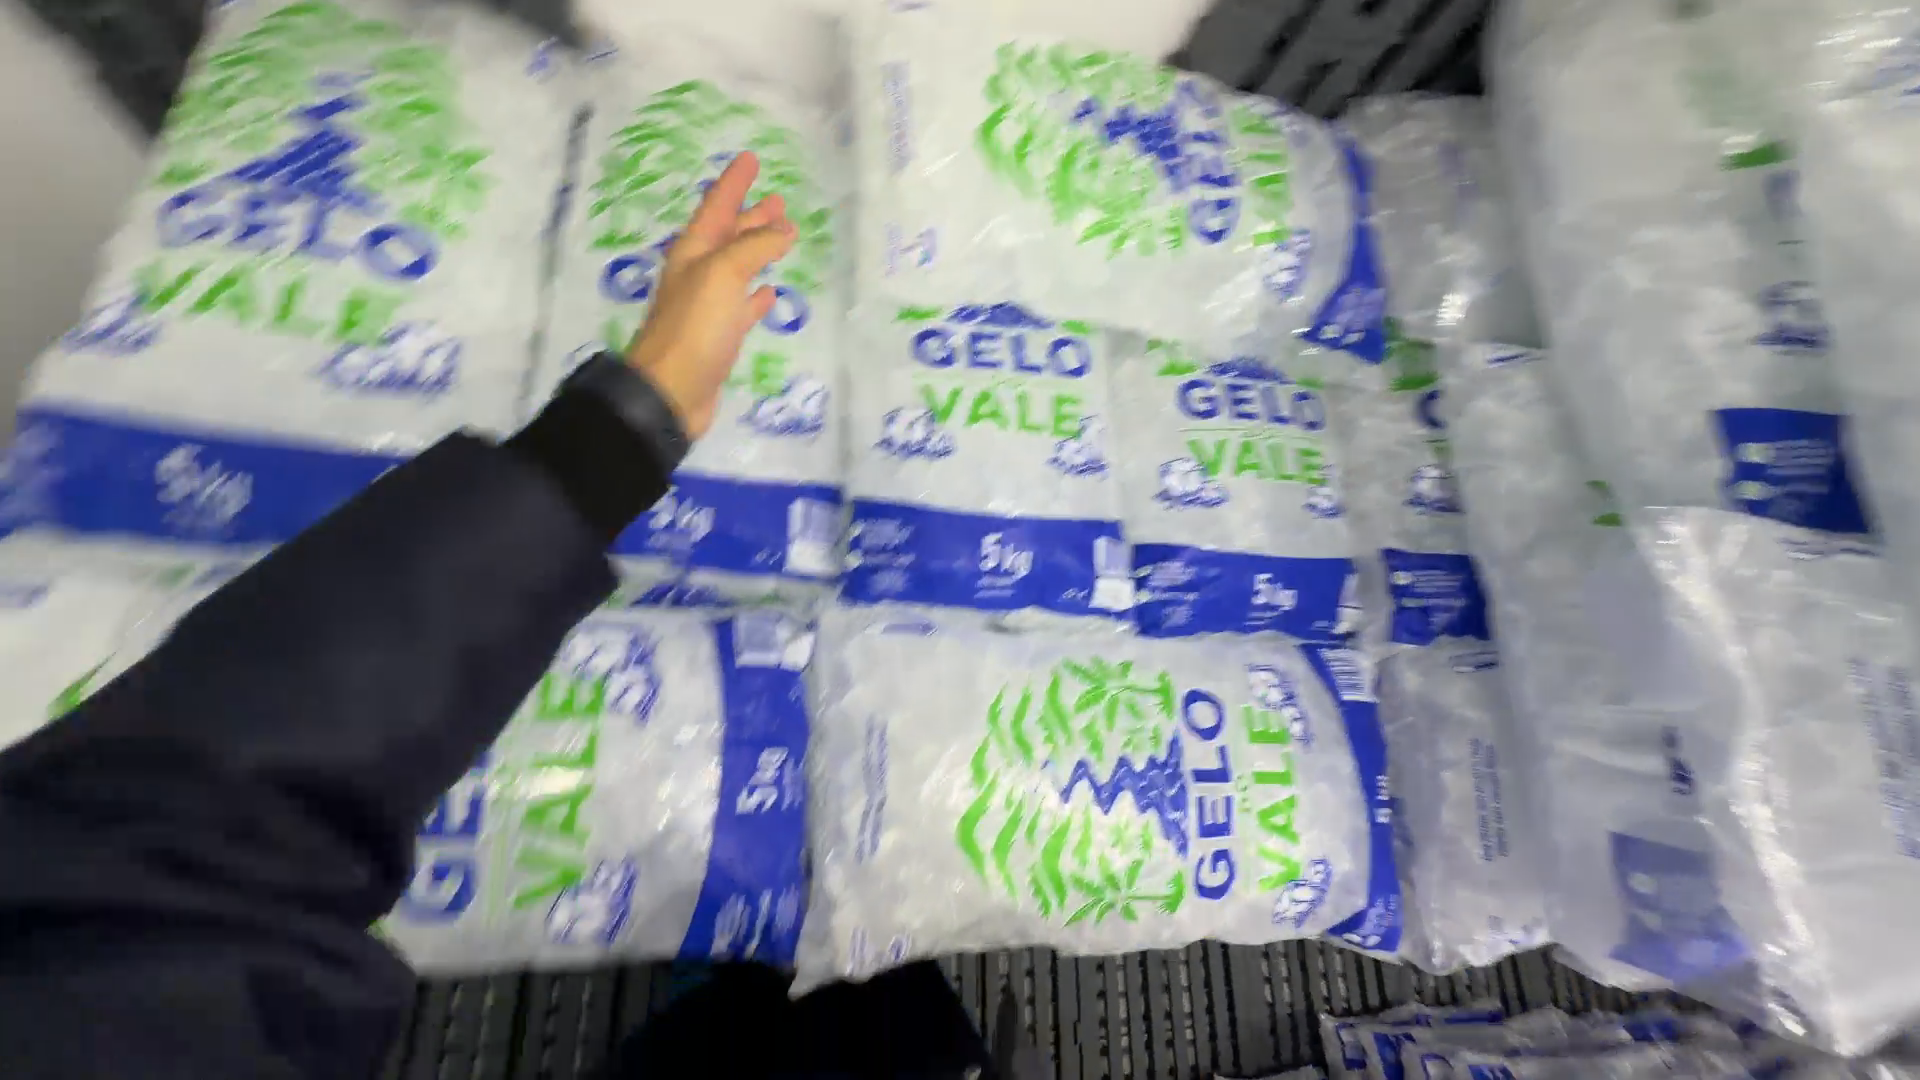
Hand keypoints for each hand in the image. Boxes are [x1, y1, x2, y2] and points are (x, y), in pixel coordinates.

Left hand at [624, 151, 796, 438]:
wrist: (672, 389)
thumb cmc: (694, 327)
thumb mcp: (723, 275)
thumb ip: (754, 248)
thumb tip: (783, 230)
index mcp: (694, 252)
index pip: (717, 206)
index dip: (734, 183)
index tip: (751, 158)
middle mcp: (699, 272)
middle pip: (728, 234)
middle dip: (751, 215)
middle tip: (778, 200)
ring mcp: (709, 306)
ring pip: (738, 268)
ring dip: (758, 251)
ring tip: (783, 238)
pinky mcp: (720, 337)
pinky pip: (742, 307)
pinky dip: (757, 296)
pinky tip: (770, 294)